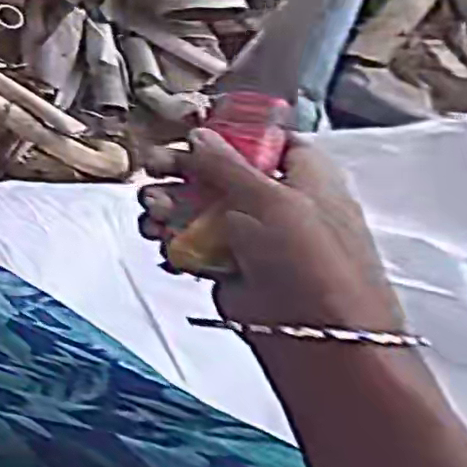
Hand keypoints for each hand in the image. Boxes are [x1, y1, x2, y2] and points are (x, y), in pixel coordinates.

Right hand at [139, 129, 404, 332]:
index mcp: (306, 184)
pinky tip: (159, 238)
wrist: (314, 338)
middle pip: (216, 168)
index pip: (277, 143)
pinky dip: (165, 233)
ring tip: (155, 215)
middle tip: (153, 169)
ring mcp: (247, 232)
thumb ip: (227, 164)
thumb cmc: (309, 262)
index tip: (197, 128)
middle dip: (177, 167)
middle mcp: (276, 203)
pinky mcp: (223, 257)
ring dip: (162, 202)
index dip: (239, 131)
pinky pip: (182, 234)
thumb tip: (199, 133)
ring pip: (189, 200)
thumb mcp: (271, 202)